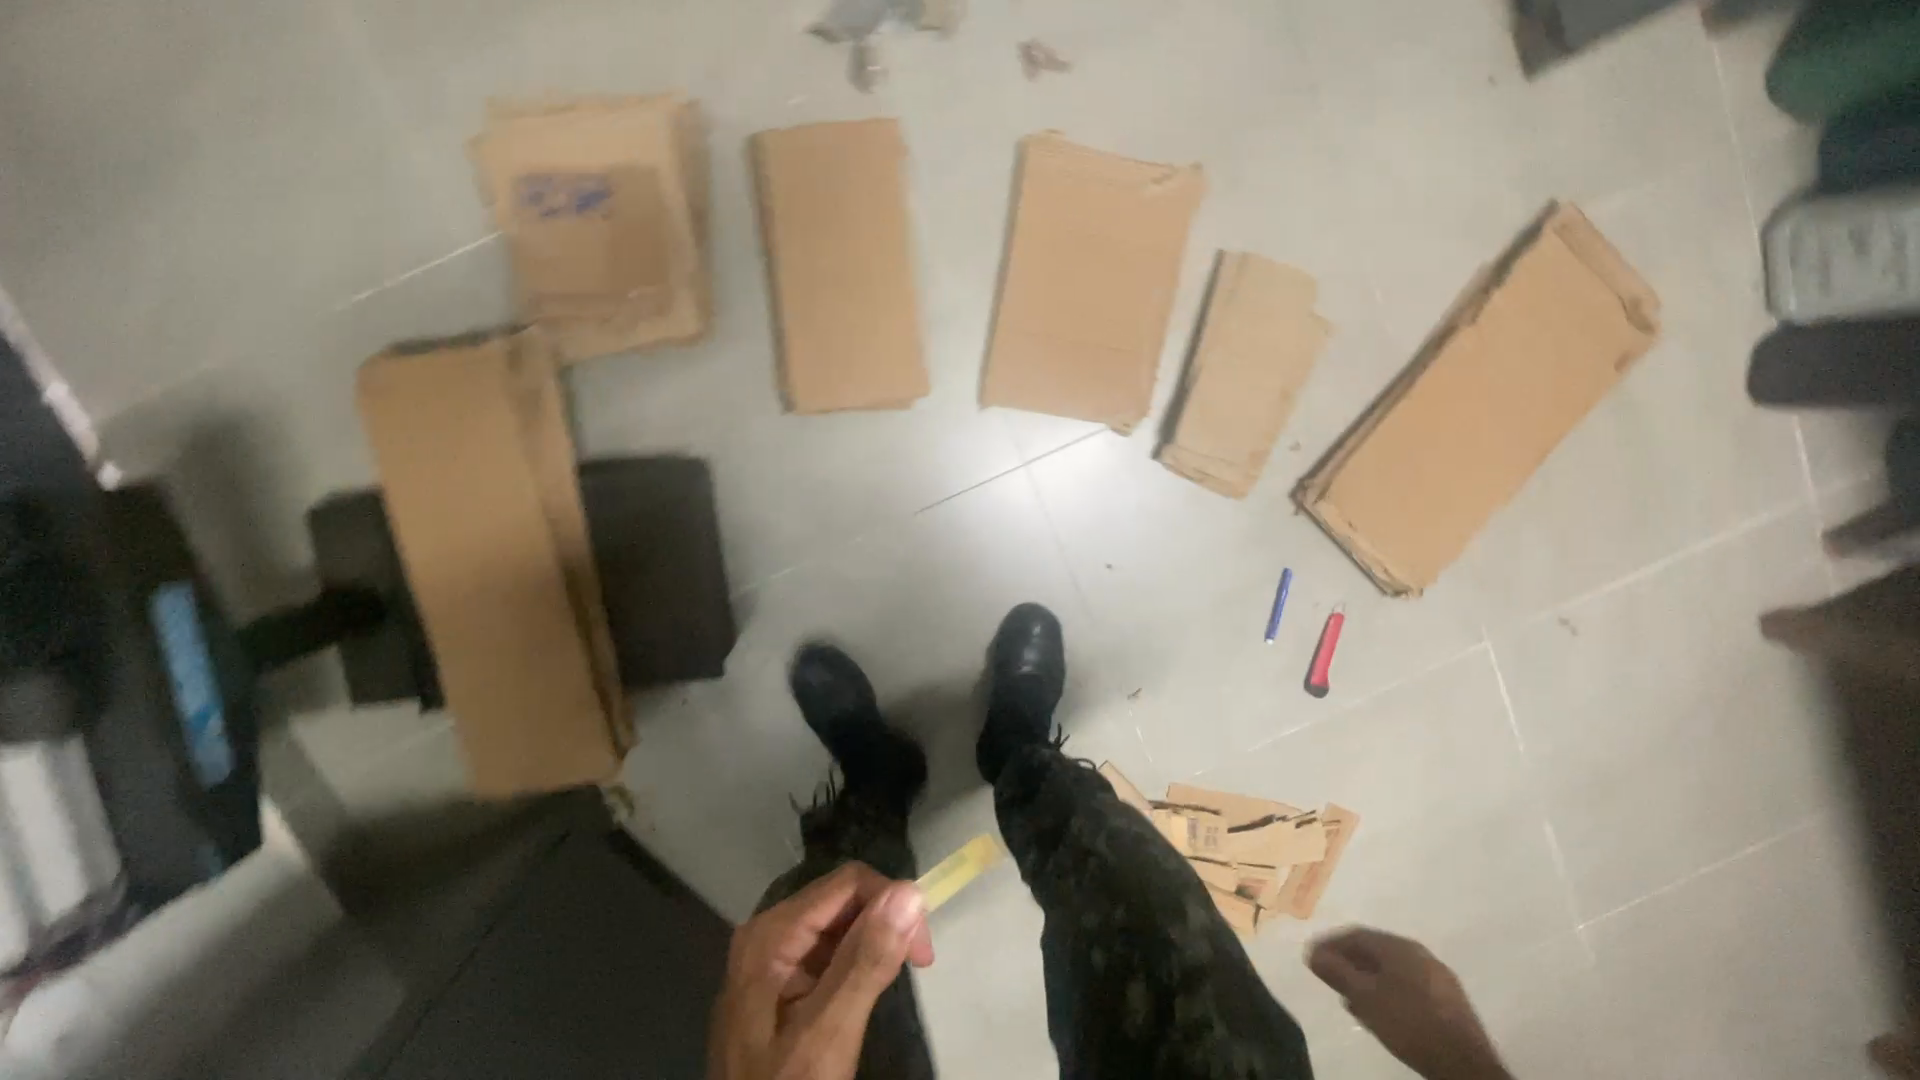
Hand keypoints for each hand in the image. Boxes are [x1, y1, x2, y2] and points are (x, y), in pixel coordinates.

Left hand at [709, 862, 934, 1079]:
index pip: (847, 883)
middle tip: (917, 965)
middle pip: (841, 898)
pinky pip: (826, 949)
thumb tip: (909, 892)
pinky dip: (856, 959)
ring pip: (837, 921)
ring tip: (893, 978)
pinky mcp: (777, 982)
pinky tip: (866, 988)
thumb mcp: (827, 1034)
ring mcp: (769, 958)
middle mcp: (766, 933)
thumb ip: (865, 962)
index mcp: (770, 935)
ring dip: (873, 939)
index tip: (922, 953)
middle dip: (885, 919)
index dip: (892, 902)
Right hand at [1308, 927, 1512, 1079]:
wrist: (1463, 1065)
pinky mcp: (1446, 1001)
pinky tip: (1378, 1010)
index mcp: (1400, 947)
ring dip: (1366, 979)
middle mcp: (1419, 954)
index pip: (1356, 935)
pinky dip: (1385, 991)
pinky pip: (1406, 986)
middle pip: (1375, 950)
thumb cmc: (1408, 1022)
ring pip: (1391, 970)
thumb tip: (1313, 953)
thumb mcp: (1365, 997)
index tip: (1312, 957)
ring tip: (1349, 997)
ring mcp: (1437, 977)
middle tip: (1329, 976)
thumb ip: (1337, 973)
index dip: (1330, 944)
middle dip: (1348, 962)